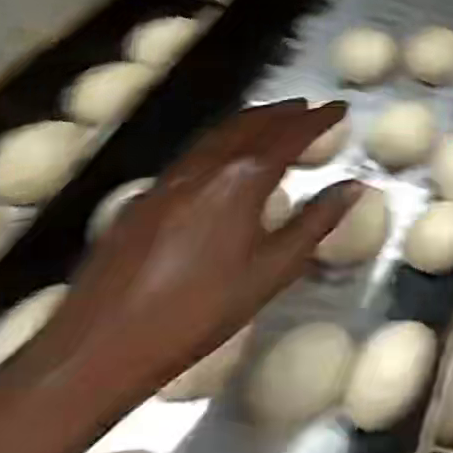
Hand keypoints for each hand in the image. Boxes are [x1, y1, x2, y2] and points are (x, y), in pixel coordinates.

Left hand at [36, 100, 358, 392]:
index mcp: (241, 179)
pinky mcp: (142, 198)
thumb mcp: (272, 271)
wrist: (98, 346)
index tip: (340, 107)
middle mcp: (205, 167)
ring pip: (218, 135)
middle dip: (284, 112)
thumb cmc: (199, 313)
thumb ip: (315, 223)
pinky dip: (220, 142)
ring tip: (271, 120)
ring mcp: (168, 179)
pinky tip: (221, 161)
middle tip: (308, 107)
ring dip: (250, 121)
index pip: (290, 135)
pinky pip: (193, 154)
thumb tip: (354, 186)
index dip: (319, 119)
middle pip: (251, 124)